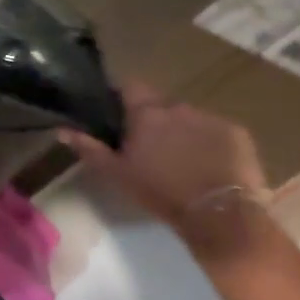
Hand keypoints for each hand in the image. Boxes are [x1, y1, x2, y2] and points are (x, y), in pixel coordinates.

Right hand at [60, 81, 268, 234]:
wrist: (218, 212)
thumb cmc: (158, 191)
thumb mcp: (115, 173)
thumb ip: (89, 148)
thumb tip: (62, 130)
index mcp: (147, 114)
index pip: (131, 86)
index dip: (123, 96)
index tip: (118, 113)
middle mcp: (179, 108)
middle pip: (161, 104)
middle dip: (154, 119)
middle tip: (149, 146)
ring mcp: (211, 118)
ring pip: (189, 118)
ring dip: (181, 130)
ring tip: (180, 159)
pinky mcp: (237, 133)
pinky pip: (215, 130)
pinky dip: (208, 141)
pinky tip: (206, 164)